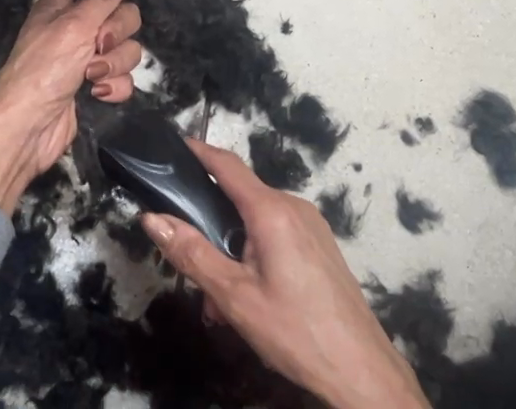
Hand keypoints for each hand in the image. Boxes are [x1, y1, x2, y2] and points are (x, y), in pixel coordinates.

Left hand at [0, 0, 142, 213]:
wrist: (27, 129)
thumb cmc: (42, 70)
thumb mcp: (75, 25)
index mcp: (65, 4)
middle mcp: (78, 28)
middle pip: (123, 15)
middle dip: (116, 33)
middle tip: (96, 44)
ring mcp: (88, 58)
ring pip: (128, 49)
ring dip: (114, 64)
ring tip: (91, 77)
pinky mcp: (97, 86)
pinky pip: (125, 78)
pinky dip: (114, 87)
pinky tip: (96, 94)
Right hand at [142, 141, 428, 408]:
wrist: (361, 371)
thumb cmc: (294, 330)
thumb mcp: (234, 296)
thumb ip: (192, 254)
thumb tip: (153, 218)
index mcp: (272, 210)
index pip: (227, 164)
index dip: (198, 151)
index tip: (170, 145)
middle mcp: (294, 207)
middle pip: (239, 199)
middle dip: (209, 227)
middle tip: (187, 264)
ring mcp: (311, 226)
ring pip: (257, 224)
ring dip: (231, 252)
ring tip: (217, 302)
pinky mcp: (320, 246)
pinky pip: (276, 237)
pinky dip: (253, 257)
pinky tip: (247, 299)